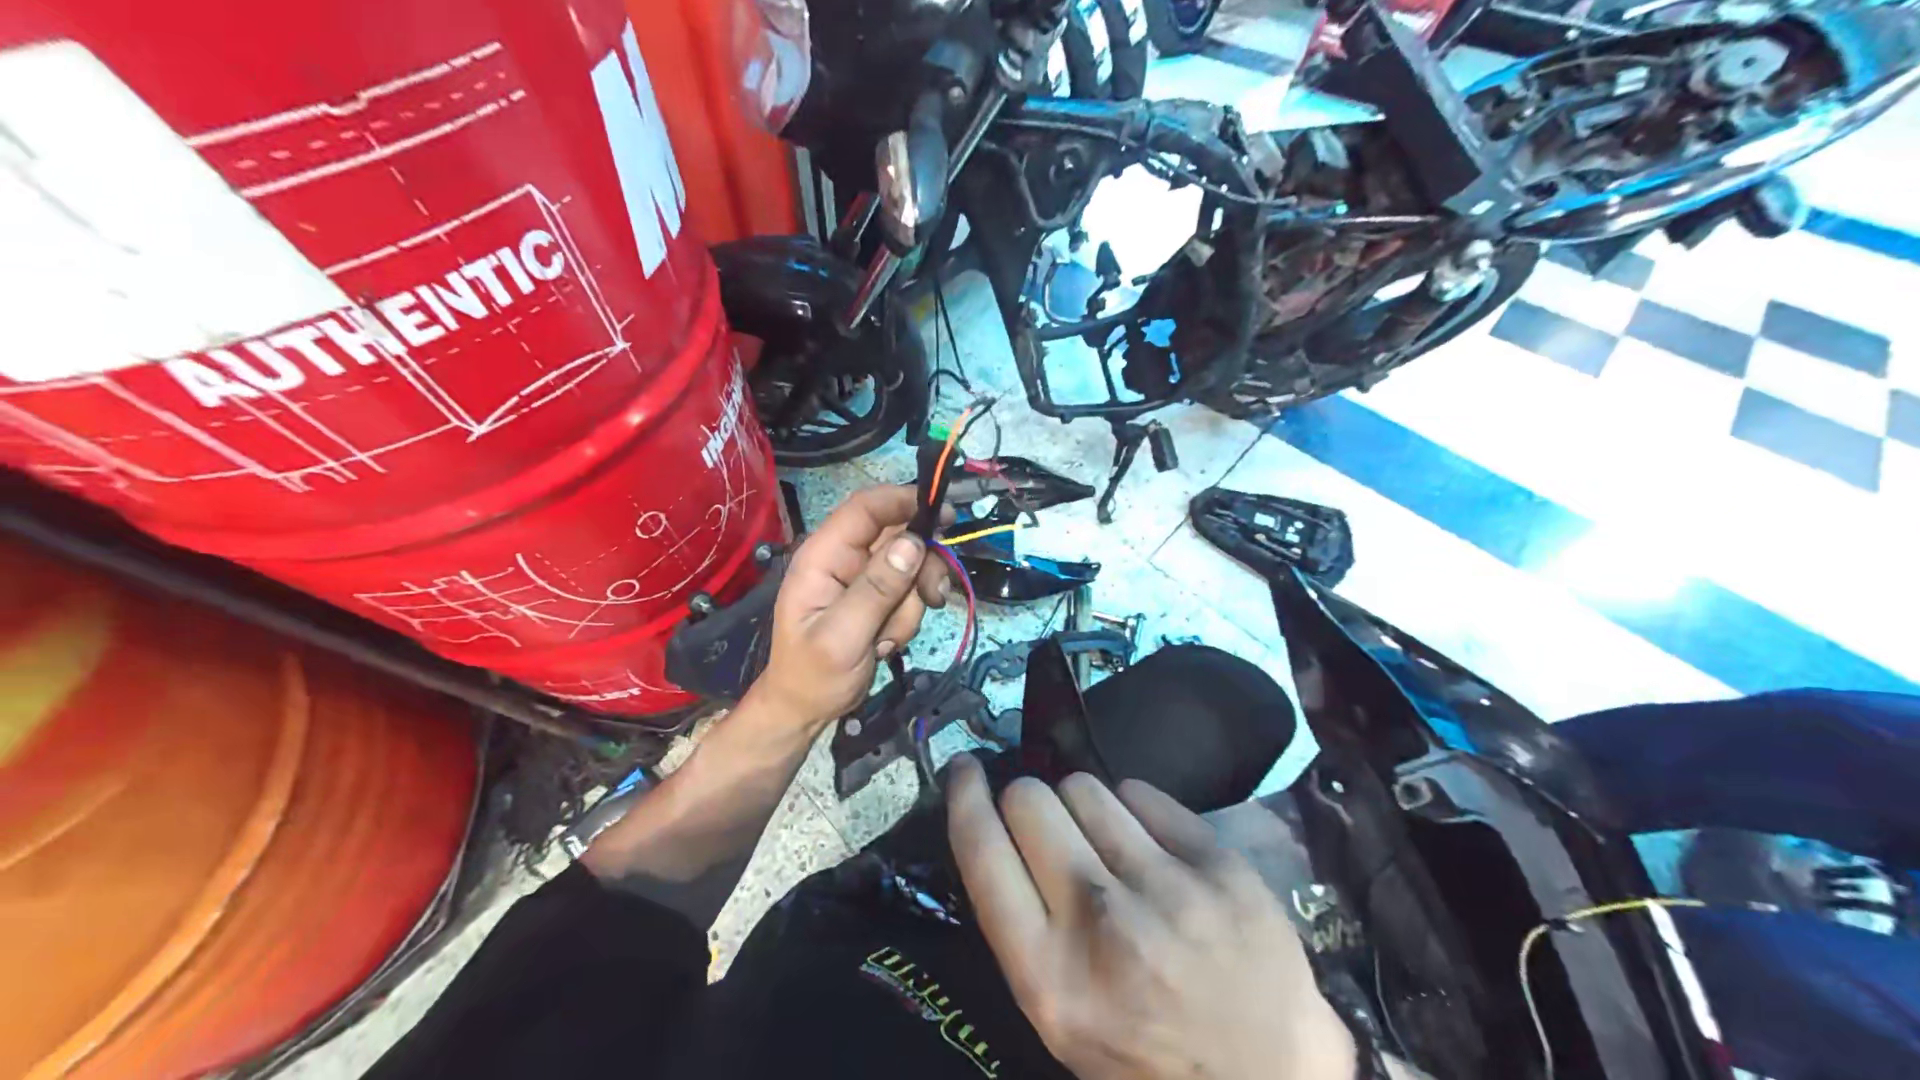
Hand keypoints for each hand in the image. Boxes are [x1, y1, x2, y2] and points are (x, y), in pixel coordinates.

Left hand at [749, 485, 950, 730]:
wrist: (805, 710)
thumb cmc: (812, 675)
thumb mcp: (843, 636)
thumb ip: (877, 589)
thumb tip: (913, 542)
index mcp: (823, 555)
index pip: (865, 508)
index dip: (904, 501)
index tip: (944, 514)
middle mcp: (844, 558)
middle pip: (898, 535)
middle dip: (921, 566)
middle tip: (933, 597)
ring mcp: (862, 577)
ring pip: (911, 565)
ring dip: (912, 601)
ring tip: (889, 638)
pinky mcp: (877, 597)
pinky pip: (909, 591)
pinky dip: (908, 615)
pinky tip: (887, 641)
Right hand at [946, 757, 1356, 1079]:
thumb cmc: (1148, 1057)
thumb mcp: (1060, 1017)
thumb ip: (1022, 928)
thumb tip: (998, 831)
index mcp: (1049, 975)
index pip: (982, 850)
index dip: (964, 797)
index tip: (964, 769)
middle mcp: (1100, 920)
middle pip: (1030, 800)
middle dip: (1026, 801)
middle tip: (1044, 824)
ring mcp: (1166, 886)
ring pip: (1084, 786)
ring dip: (1080, 805)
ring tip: (1102, 841)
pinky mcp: (1218, 863)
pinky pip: (1141, 792)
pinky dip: (1131, 807)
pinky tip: (1147, 843)